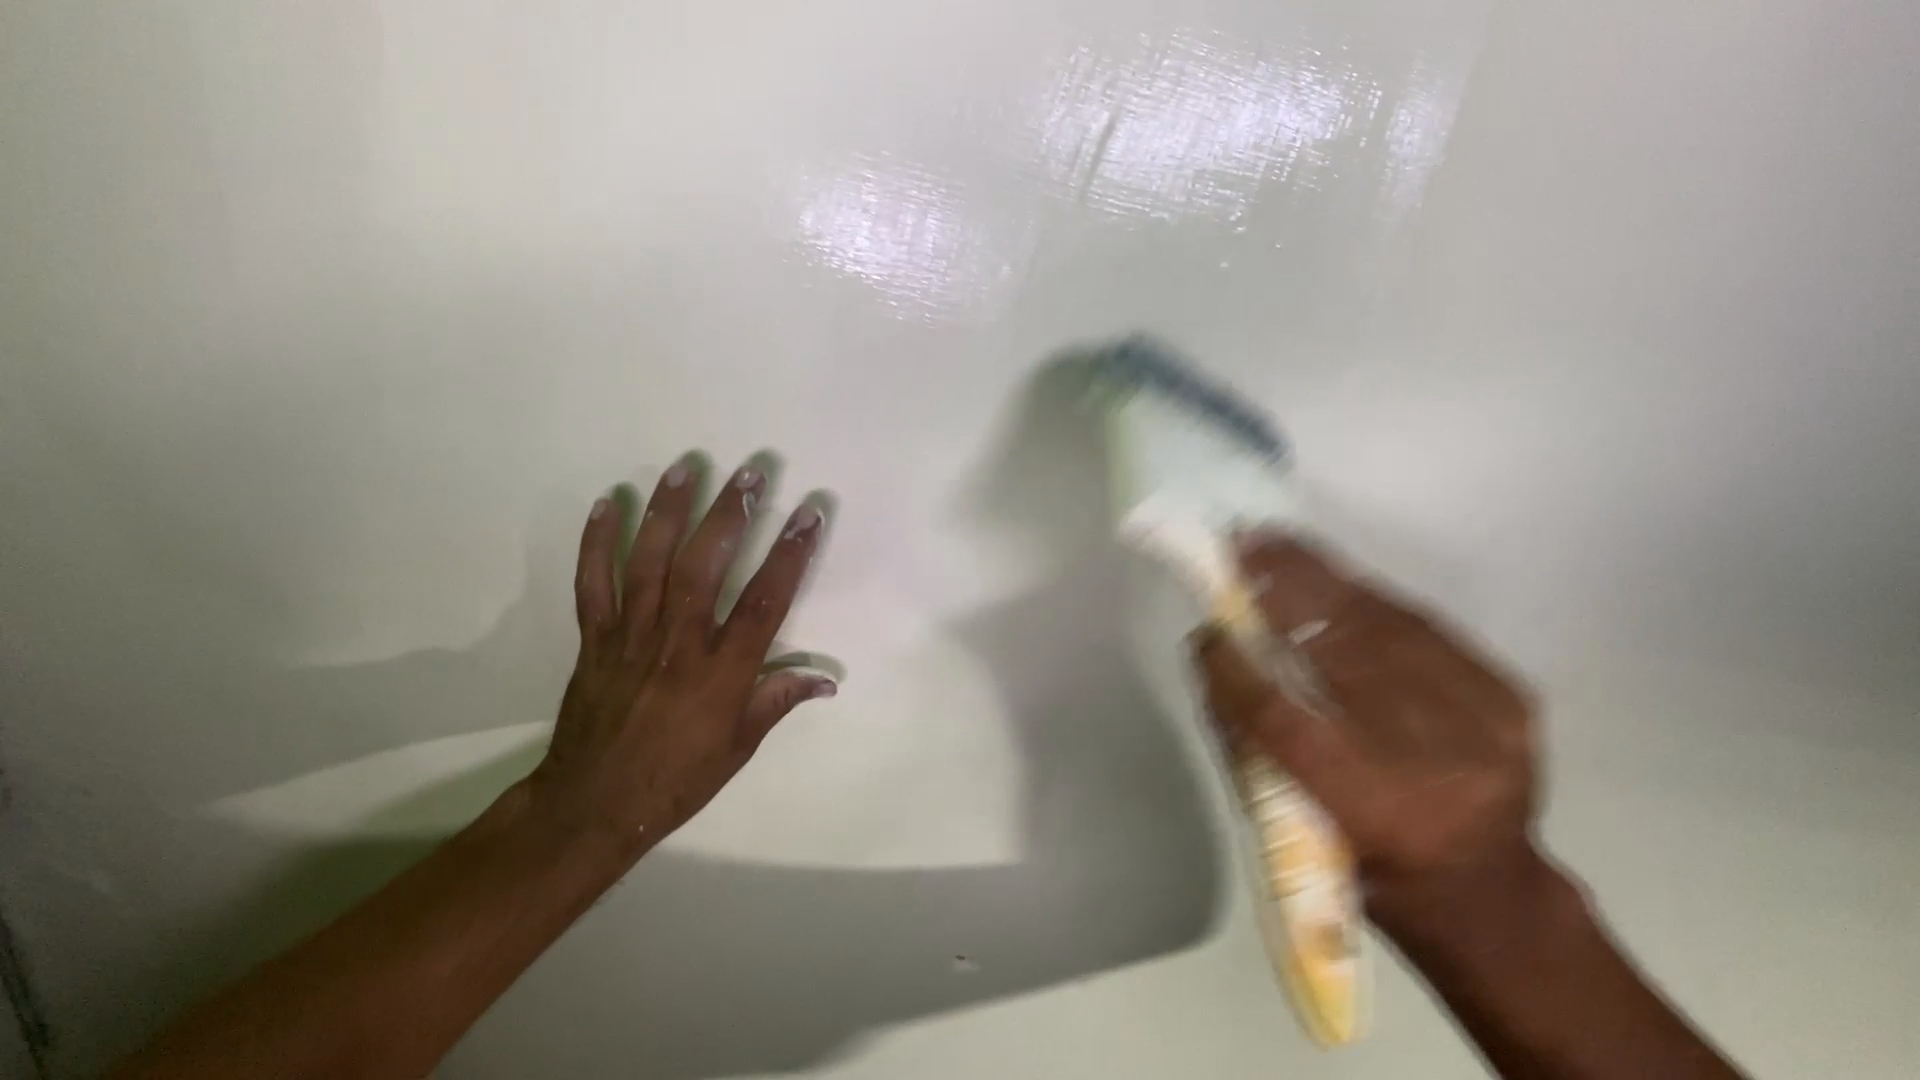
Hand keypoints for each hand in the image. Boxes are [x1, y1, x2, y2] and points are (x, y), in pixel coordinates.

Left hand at [526, 455, 834, 863]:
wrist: (595, 803)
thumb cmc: (678, 777)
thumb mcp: (739, 746)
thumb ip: (778, 701)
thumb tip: (826, 678)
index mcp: (722, 673)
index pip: (764, 602)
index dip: (790, 555)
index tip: (808, 515)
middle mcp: (678, 644)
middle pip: (705, 567)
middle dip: (729, 515)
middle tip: (749, 472)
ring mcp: (631, 636)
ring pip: (649, 563)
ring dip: (668, 511)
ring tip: (686, 468)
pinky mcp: (594, 638)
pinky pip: (593, 582)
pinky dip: (597, 541)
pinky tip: (608, 504)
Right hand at [1193, 533, 1543, 943]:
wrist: (1484, 889)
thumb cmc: (1365, 863)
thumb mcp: (1293, 820)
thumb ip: (1247, 739)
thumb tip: (1215, 653)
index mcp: (1372, 811)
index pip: (1288, 724)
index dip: (1241, 672)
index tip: (1208, 631)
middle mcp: (1437, 765)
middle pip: (1348, 653)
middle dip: (1290, 590)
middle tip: (1247, 545)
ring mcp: (1485, 727)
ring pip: (1389, 626)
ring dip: (1329, 582)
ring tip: (1282, 548)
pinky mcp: (1511, 700)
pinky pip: (1427, 630)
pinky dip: (1374, 604)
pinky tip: (1339, 586)